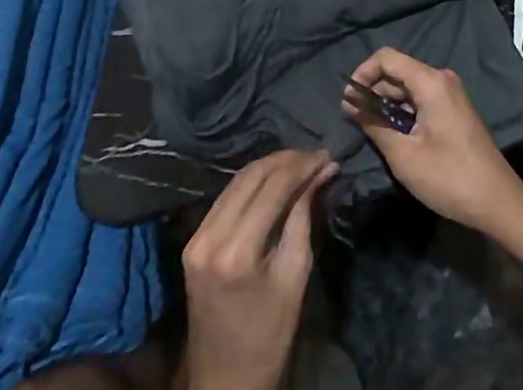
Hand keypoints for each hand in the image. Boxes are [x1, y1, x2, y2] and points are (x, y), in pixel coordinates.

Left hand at [180, 150, 336, 389]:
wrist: (224, 378)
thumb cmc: (270, 333)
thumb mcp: (296, 273)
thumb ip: (303, 216)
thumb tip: (322, 172)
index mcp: (237, 252)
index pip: (274, 186)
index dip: (304, 165)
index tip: (329, 155)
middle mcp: (209, 238)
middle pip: (251, 176)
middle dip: (288, 160)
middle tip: (318, 156)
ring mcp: (195, 239)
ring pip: (236, 181)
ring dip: (271, 166)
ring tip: (302, 163)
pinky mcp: (192, 243)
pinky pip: (226, 198)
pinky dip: (253, 183)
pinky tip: (277, 180)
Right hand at [342, 48, 522, 243]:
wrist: (496, 199)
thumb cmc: (448, 177)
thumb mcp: (403, 154)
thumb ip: (374, 124)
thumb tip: (351, 103)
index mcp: (431, 82)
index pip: (387, 58)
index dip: (362, 73)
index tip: (347, 100)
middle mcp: (442, 79)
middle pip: (397, 71)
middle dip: (371, 90)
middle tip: (350, 119)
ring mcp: (450, 94)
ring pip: (408, 87)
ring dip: (385, 102)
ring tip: (365, 128)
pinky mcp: (453, 110)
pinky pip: (421, 99)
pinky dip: (401, 111)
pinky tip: (389, 133)